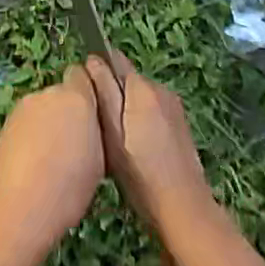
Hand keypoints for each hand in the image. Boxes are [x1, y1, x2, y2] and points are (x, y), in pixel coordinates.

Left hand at [0, 65, 103, 230]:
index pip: (82, 74)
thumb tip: (90, 123)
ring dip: (46, 119)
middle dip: (65, 109)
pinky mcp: (6, 122)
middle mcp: (51, 93)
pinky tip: (29, 158)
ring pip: (41, 106)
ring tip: (46, 152)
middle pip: (61, 92)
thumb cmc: (72, 185)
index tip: (88, 112)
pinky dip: (28, 132)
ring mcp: (26, 106)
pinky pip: (25, 120)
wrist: (23, 206)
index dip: (85, 91)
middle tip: (68, 138)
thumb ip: (96, 127)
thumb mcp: (101, 155)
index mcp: (79, 97)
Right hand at [83, 53, 213, 234]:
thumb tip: (91, 60)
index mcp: (143, 87)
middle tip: (94, 123)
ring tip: (111, 139)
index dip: (97, 69)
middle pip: (128, 80)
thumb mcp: (113, 134)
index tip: (81, 90)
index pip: (117, 60)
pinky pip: (153, 111)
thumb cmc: (140, 172)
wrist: (183, 204)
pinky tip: (133, 148)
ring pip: (140, 97)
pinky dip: (140, 121)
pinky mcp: (180, 123)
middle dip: (111, 93)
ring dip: (126, 108)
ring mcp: (174, 106)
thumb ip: (103, 94)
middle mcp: (161, 89)